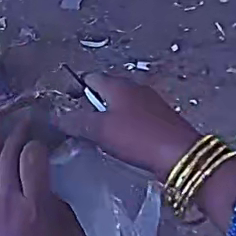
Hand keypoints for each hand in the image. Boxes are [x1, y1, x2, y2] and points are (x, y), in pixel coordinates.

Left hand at [0, 116, 85, 235]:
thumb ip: (60, 204)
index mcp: (35, 204)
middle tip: (28, 118)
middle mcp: (10, 199)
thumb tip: (49, 188)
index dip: (39, 142)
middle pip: (9, 155)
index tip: (49, 136)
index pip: (32, 158)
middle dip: (18, 132)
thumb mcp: (73, 235)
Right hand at [53, 74, 202, 179]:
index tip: (64, 106)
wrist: (183, 157)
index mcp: (117, 85)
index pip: (88, 78)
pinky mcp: (161, 118)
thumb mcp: (100, 130)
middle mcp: (134, 88)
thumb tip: (53, 116)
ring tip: (97, 136)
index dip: (74, 89)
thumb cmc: (138, 138)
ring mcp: (150, 102)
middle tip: (78, 124)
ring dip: (107, 116)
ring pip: (120, 104)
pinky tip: (121, 142)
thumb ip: (75, 121)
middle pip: (105, 90)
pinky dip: (123, 125)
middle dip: (90, 104)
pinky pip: (134, 116)